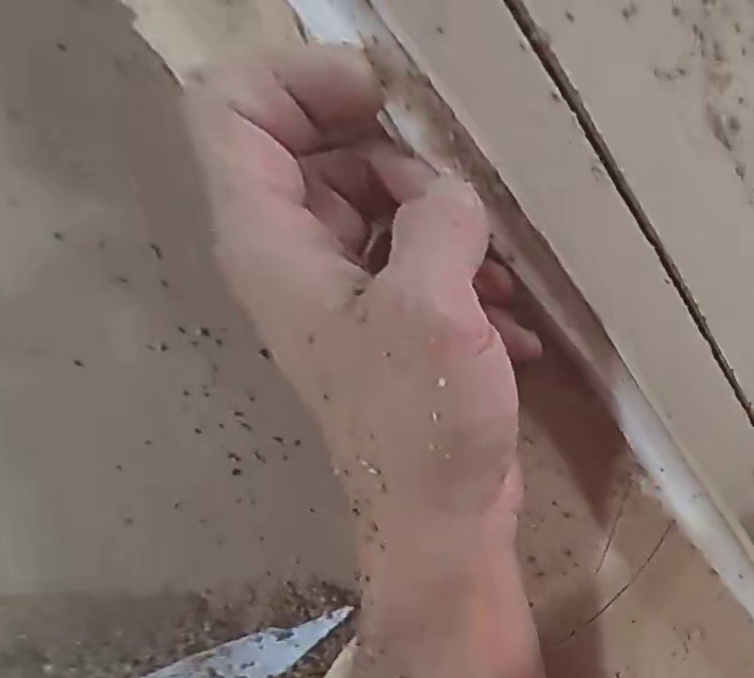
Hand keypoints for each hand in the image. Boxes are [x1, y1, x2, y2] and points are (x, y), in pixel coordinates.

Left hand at [181, 47, 540, 536]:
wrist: (444, 518)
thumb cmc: (426, 419)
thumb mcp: (434, 308)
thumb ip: (438, 225)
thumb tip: (454, 196)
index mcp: (276, 247)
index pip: (236, 114)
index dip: (302, 82)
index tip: (387, 94)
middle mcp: (303, 270)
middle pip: (325, 166)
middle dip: (403, 171)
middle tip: (467, 205)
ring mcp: (355, 311)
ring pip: (387, 227)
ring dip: (451, 237)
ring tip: (505, 278)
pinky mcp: (401, 344)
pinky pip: (427, 284)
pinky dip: (473, 292)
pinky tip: (517, 331)